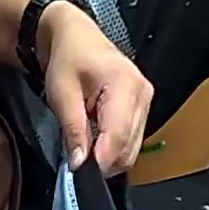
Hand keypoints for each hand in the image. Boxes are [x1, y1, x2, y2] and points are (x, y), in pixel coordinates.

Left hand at [38, 1, 154, 175]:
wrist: (77, 37)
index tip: (79, 172)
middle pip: (128, 149)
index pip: (118, 137)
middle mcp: (143, 95)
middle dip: (103, 162)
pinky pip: (132, 142)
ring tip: (85, 146)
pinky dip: (113, 149)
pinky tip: (96, 140)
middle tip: (78, 160)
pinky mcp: (143, 110)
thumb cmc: (68, 59)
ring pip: (132, 150)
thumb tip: (79, 164)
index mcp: (125, 85)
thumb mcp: (62, 94)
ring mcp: (146, 103)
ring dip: (108, 157)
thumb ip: (73, 130)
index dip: (100, 161)